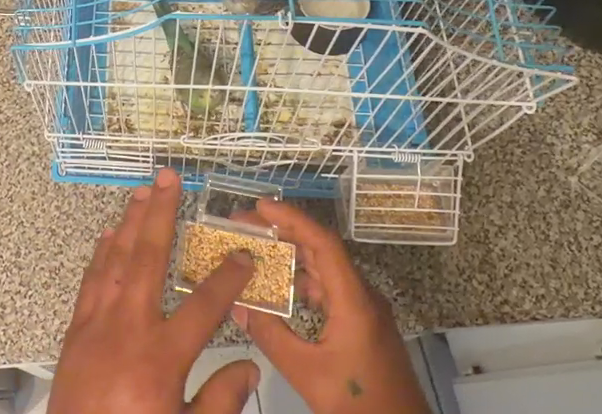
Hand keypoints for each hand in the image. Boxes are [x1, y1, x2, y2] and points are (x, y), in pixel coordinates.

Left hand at [50, 168, 259, 413]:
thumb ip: (221, 400)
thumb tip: (250, 366)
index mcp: (162, 356)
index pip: (205, 306)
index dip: (228, 278)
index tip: (243, 254)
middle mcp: (129, 328)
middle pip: (149, 258)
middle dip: (161, 214)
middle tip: (169, 177)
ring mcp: (97, 325)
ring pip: (115, 260)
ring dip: (129, 222)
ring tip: (142, 192)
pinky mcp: (75, 331)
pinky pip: (90, 281)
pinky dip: (100, 254)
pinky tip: (108, 235)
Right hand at [232, 198, 429, 413]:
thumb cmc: (359, 405)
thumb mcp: (307, 373)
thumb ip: (270, 335)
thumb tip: (236, 304)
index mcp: (354, 301)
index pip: (323, 243)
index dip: (292, 219)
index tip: (260, 207)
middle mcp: (363, 296)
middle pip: (322, 250)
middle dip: (283, 234)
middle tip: (245, 227)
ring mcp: (366, 311)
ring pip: (326, 270)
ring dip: (292, 258)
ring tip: (256, 252)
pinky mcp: (364, 326)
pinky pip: (330, 290)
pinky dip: (303, 282)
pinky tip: (280, 289)